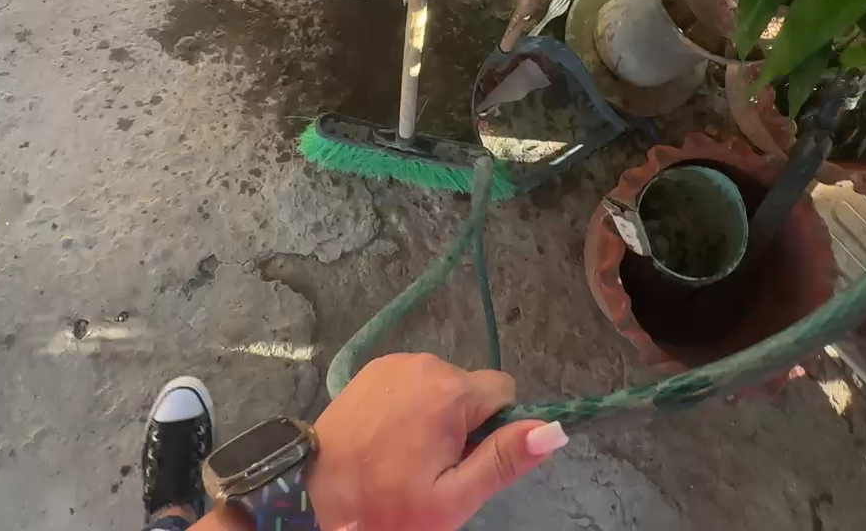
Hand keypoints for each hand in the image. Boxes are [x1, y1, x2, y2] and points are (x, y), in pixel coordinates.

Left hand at [306, 353, 567, 530]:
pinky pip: (414, 379)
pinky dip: (412, 403)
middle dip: (464, 423)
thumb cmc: (386, 505)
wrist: (311, 496)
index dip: (493, 429)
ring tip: (407, 452)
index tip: (465, 460)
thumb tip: (554, 429)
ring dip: (437, 413)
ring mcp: (398, 360)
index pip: (504, 392)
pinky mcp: (376, 366)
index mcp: (452, 390)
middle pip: (471, 388)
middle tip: (433, 465)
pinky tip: (389, 435)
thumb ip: (504, 460)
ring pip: (443, 384)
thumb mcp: (452, 499)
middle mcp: (429, 361)